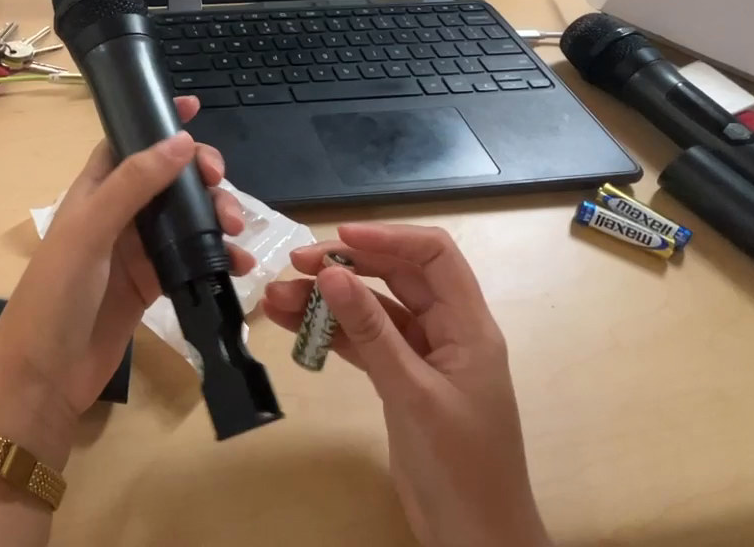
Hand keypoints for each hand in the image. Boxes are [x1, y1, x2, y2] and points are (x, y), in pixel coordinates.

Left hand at [0, 96, 250, 466]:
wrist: (45, 376)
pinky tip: (238, 265)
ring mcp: (136, 250)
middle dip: (201, 175)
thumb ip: (134, 184)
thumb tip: (181, 141)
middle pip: (168, 179)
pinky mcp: (152, 285)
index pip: (129, 142)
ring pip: (185, 218)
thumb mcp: (91, 230)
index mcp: (94, 190)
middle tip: (223, 184)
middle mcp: (117, 213)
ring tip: (237, 230)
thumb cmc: (57, 294)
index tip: (194, 107)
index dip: (158, 123)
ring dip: (215, 215)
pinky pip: (191, 259)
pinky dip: (217, 257)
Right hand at [264, 223, 549, 546]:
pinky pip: (362, 341)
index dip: (388, 237)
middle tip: (294, 266)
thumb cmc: (460, 466)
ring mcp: (421, 356)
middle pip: (395, 275)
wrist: (475, 541)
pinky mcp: (399, 380)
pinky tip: (294, 325)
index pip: (434, 256)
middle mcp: (445, 330)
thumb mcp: (412, 394)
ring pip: (371, 308)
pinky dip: (330, 331)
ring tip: (277, 298)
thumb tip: (331, 273)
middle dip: (346, 265)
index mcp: (467, 326)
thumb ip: (371, 331)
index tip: (338, 237)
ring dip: (327, 300)